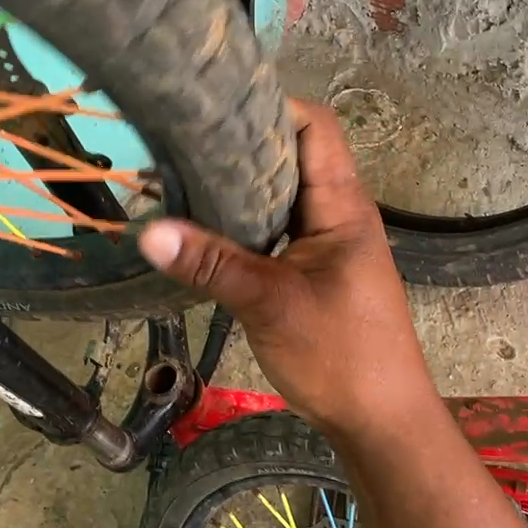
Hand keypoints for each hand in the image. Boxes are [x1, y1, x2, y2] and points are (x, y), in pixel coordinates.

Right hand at [137, 99, 438, 435]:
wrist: (381, 420)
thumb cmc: (340, 356)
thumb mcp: (270, 305)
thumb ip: (211, 264)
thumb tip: (145, 229)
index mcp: (342, 205)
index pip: (314, 126)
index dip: (270, 106)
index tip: (213, 107)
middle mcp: (337, 213)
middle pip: (292, 155)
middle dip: (241, 145)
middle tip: (178, 141)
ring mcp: (326, 243)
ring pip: (281, 195)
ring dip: (239, 188)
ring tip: (179, 177)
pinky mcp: (313, 272)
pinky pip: (277, 231)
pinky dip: (243, 224)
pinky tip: (203, 230)